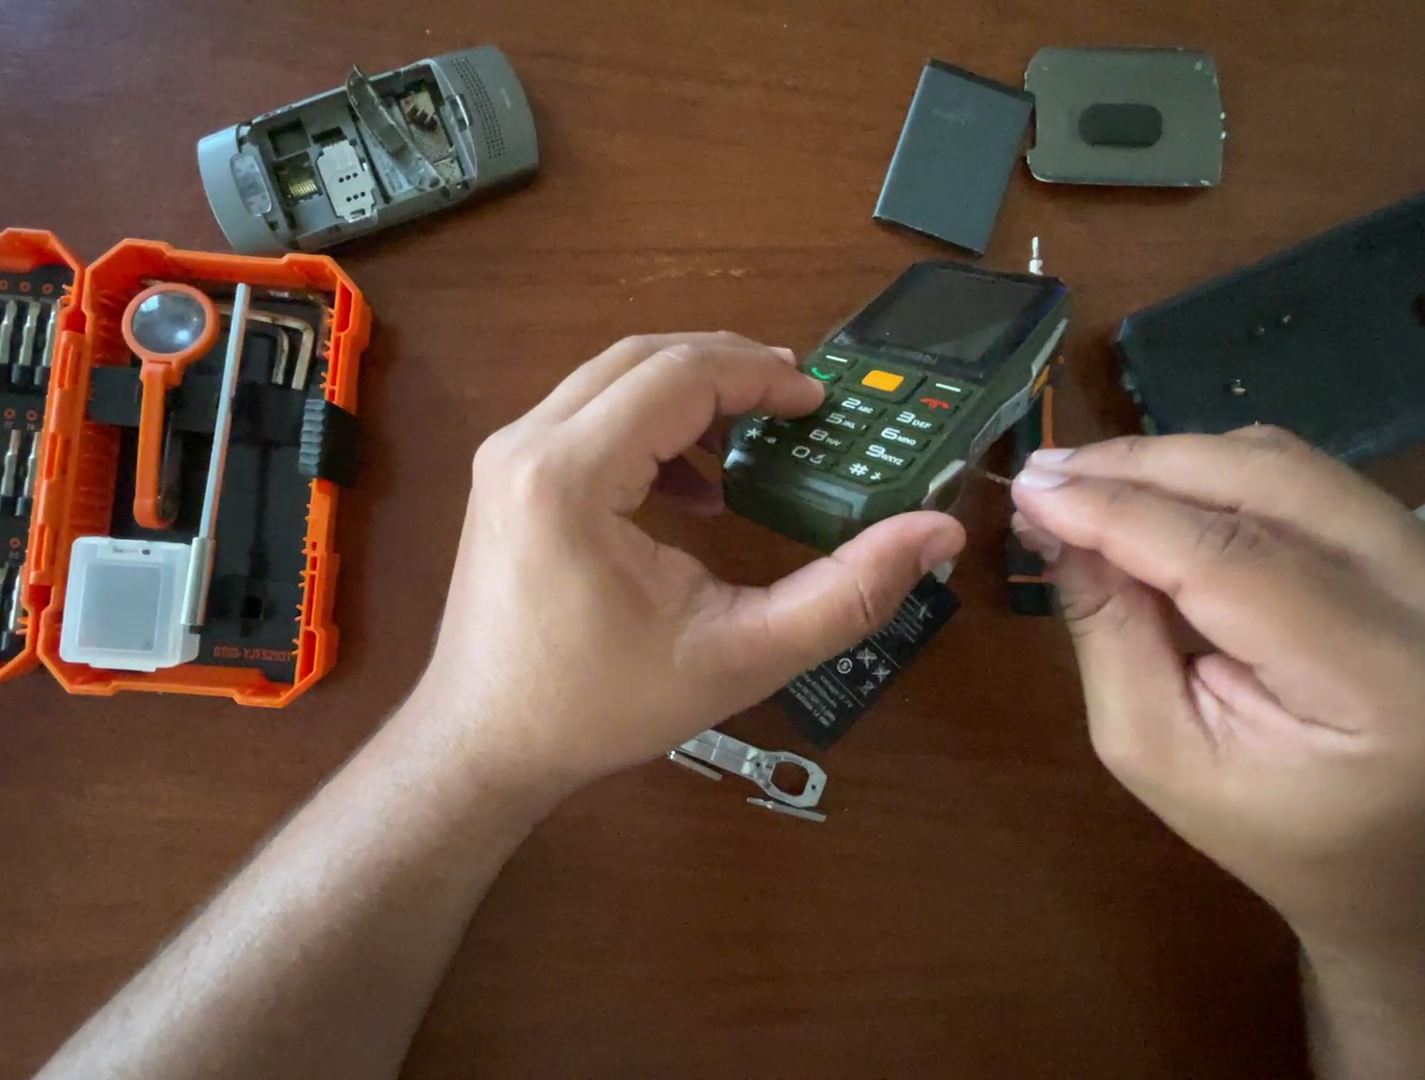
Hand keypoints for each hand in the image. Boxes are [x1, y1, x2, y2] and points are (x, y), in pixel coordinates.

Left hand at [408, 333, 965, 798]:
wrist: (486, 741)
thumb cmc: (602, 706)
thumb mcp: (739, 655)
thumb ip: (846, 594)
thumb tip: (938, 531)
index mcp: (570, 476)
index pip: (678, 376)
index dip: (761, 376)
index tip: (820, 403)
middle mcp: (525, 444)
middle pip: (643, 360)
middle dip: (730, 368)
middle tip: (799, 402)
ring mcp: (506, 456)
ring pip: (611, 381)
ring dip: (689, 394)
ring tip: (757, 435)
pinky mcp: (508, 477)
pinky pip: (587, 418)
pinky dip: (649, 427)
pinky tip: (694, 487)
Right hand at [1009, 427, 1424, 942]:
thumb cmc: (1272, 833)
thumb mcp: (1151, 749)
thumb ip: (1106, 631)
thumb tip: (1056, 524)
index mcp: (1390, 690)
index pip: (1228, 559)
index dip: (1115, 513)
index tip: (1026, 488)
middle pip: (1272, 482)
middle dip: (1141, 465)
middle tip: (1044, 471)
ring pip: (1293, 467)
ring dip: (1175, 463)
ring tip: (1086, 484)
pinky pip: (1316, 484)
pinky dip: (1219, 478)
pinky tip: (1158, 502)